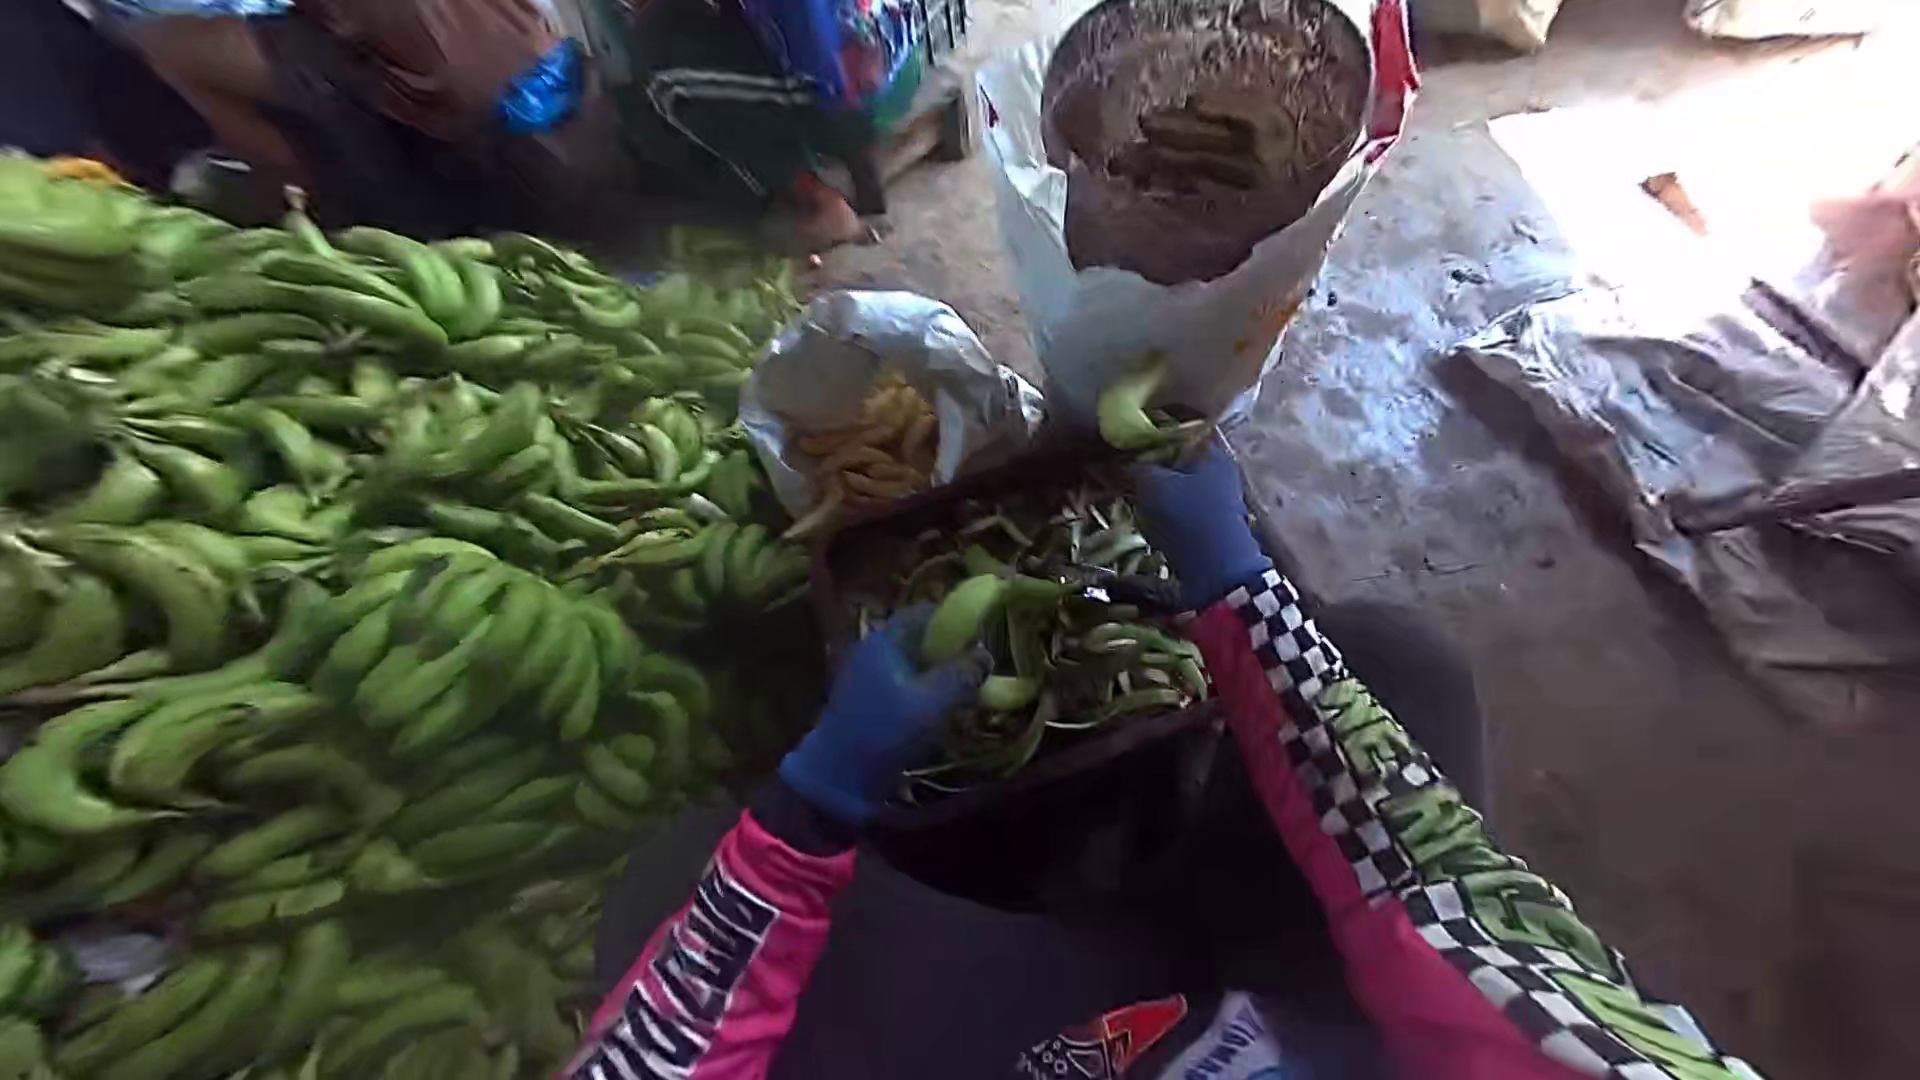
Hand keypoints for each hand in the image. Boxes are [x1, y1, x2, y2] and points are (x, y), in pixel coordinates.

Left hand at [779, 608, 987, 825]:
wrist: (839, 777)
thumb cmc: (885, 730)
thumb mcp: (932, 702)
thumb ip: (962, 675)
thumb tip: (987, 654)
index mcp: (884, 641)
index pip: (921, 613)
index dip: (950, 618)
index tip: (977, 633)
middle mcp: (873, 651)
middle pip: (918, 637)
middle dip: (949, 648)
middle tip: (975, 664)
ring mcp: (868, 676)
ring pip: (912, 662)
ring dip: (939, 670)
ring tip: (964, 687)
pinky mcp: (869, 701)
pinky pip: (904, 682)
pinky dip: (925, 688)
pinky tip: (941, 707)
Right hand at [1129, 438, 1270, 609]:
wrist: (1215, 571)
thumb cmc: (1186, 517)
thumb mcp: (1152, 485)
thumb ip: (1136, 467)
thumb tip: (1124, 462)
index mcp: (1212, 454)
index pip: (1177, 435)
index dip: (1149, 441)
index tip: (1126, 451)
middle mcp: (1220, 474)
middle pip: (1176, 465)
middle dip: (1150, 472)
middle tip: (1125, 479)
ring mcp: (1218, 502)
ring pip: (1177, 491)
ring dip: (1155, 497)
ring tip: (1133, 504)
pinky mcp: (1211, 527)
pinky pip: (1181, 514)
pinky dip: (1165, 518)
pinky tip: (1149, 526)